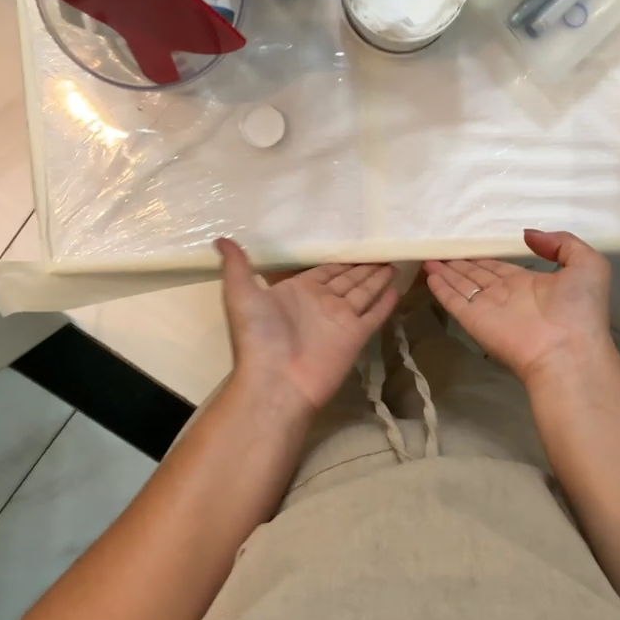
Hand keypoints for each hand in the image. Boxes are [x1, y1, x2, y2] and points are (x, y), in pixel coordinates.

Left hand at [217, 239, 399, 411]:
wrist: (276, 381)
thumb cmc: (258, 336)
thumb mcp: (240, 294)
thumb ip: (237, 265)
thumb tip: (221, 238)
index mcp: (298, 291)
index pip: (325, 270)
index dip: (341, 258)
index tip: (357, 244)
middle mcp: (322, 302)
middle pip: (348, 279)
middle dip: (364, 266)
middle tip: (383, 248)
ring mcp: (341, 319)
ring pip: (364, 292)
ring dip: (378, 277)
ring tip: (394, 260)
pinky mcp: (356, 335)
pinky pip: (375, 314)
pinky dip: (386, 301)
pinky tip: (398, 285)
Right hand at [424, 229, 614, 383]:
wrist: (567, 350)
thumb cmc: (580, 308)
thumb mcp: (588, 265)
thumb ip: (561, 243)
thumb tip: (528, 235)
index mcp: (531, 285)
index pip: (501, 268)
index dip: (485, 258)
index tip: (470, 248)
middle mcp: (507, 296)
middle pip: (478, 275)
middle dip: (461, 264)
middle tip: (443, 250)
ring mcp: (488, 308)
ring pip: (462, 285)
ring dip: (447, 272)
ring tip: (429, 258)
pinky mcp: (473, 320)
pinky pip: (453, 300)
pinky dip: (440, 287)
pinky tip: (428, 273)